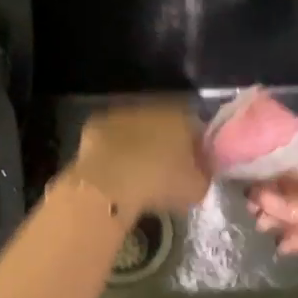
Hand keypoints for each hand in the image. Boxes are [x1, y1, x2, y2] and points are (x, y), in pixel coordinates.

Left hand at [71, 101, 210, 216]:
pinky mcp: (95, 124)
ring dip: (137, 146)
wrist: (108, 184)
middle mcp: (153, 107)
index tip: (193, 169)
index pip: (197, 129)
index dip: (196, 150)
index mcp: (182, 117)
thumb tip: (200, 172)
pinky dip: (112, 151)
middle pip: (165, 125)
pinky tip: (112, 172)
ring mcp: (121, 113)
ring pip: (136, 129)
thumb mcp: (196, 190)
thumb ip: (203, 176)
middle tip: (164, 172)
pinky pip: (110, 138)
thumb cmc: (159, 184)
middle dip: (165, 144)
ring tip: (136, 175)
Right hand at [250, 154, 297, 297]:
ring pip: (294, 216)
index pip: (295, 165)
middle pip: (291, 191)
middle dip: (270, 198)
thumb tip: (259, 198)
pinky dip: (291, 242)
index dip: (270, 172)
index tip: (243, 181)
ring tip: (261, 228)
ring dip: (277, 220)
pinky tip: (281, 247)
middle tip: (248, 209)